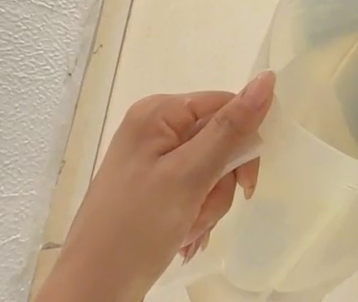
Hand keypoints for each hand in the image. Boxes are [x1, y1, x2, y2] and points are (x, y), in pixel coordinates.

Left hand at [38, 71, 274, 301]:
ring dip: (208, 206)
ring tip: (187, 231)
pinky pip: (194, 190)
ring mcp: (153, 160)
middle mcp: (155, 128)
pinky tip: (183, 238)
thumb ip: (230, 129)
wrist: (89, 295)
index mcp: (159, 112)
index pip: (225, 106)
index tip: (245, 184)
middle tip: (202, 212)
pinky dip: (196, 215)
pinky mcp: (153, 189)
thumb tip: (268, 78)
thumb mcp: (189, 177)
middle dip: (220, 183)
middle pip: (219, 140)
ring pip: (211, 170)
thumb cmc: (135, 229)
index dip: (243, 142)